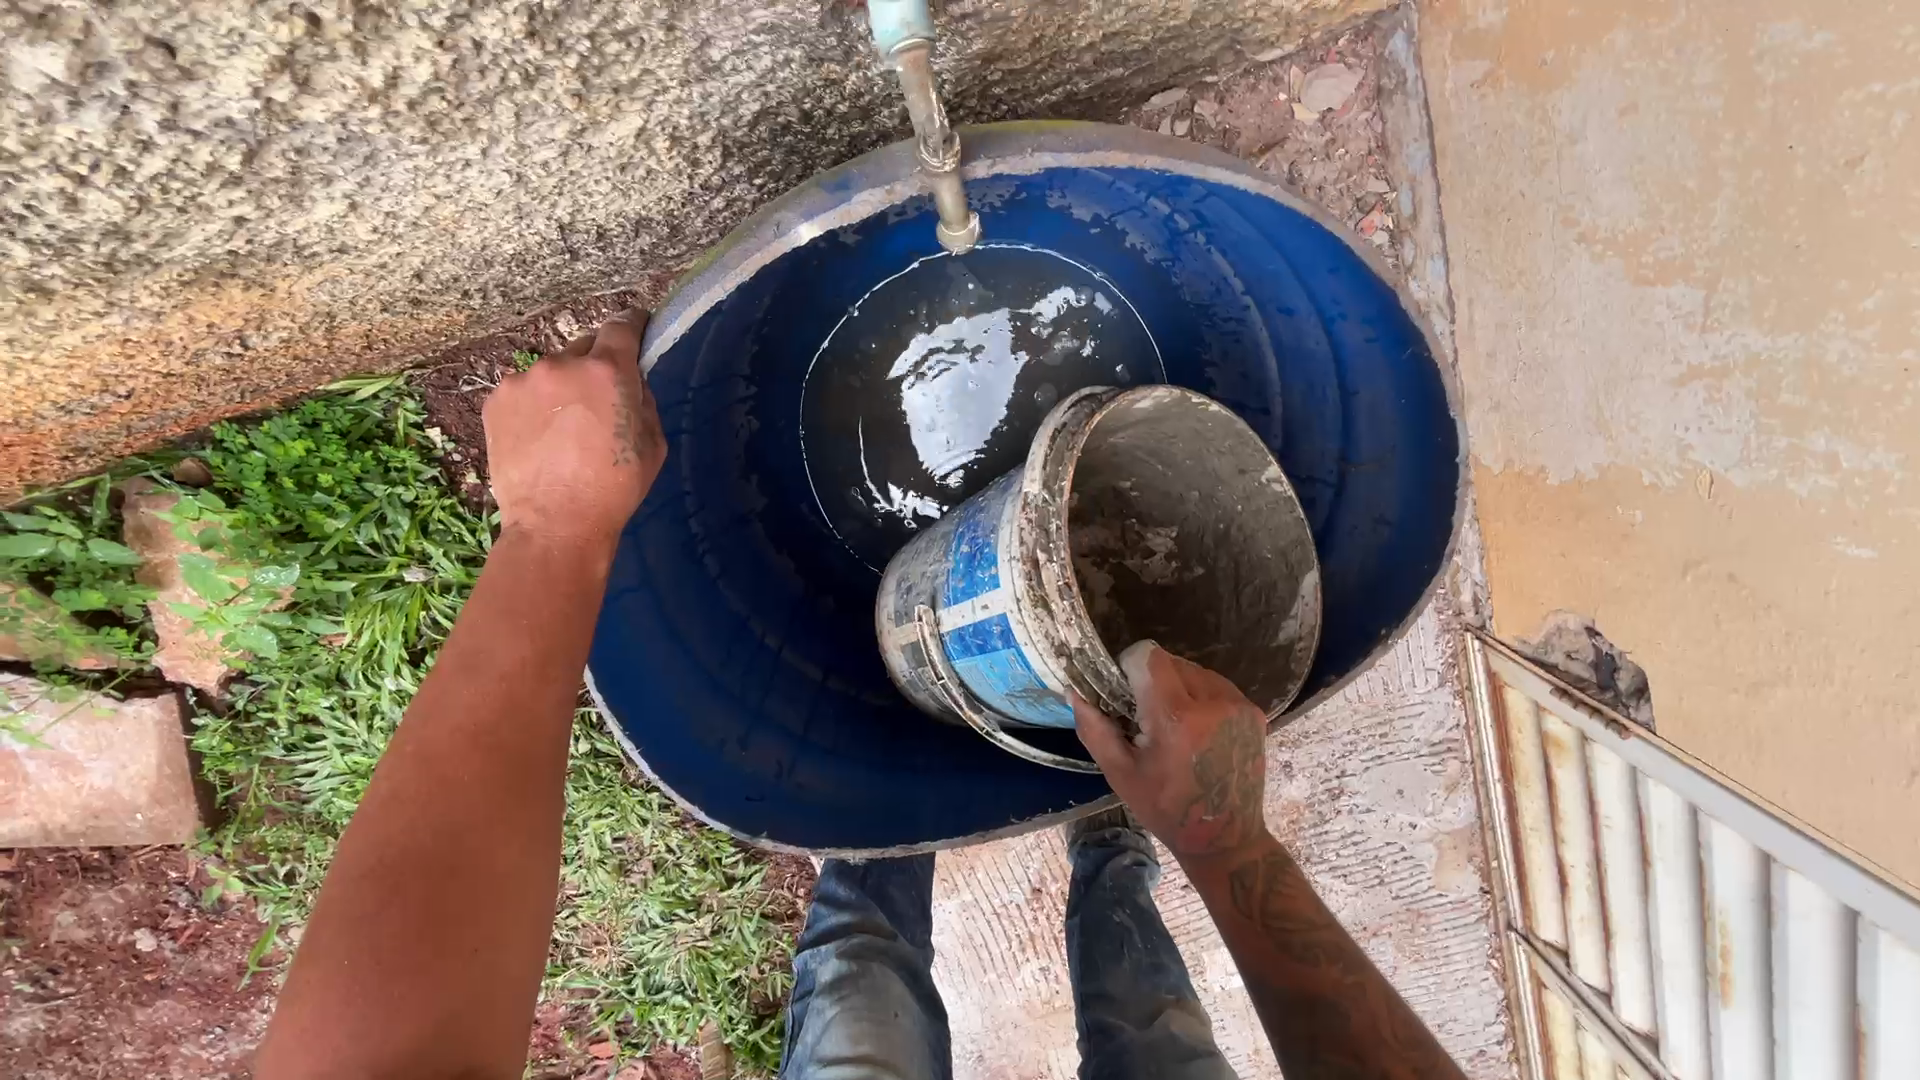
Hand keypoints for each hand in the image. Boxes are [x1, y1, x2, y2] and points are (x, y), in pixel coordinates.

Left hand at [483, 308, 664, 556]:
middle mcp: (562, 364)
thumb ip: (643, 401)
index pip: (622, 326)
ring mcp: (523, 380)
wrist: (556, 522)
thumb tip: (630, 383)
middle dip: (597, 365)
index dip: (632, 324)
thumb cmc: (616, 487)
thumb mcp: (653, 444)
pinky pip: (525, 390)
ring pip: (552, 371)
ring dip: (563, 387)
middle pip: (585, 347)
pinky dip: (536, 404)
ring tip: (566, 428)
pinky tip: (542, 437)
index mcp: (609, 372)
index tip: (637, 325)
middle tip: (602, 401)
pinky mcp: (496, 400)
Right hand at [1074, 643, 1269, 865]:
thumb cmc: (1165, 808)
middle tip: (1145, 713)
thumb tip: (1073, 693)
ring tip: (1172, 721)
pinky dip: (1201, 695)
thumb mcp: (1120, 772)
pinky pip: (1217, 685)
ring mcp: (1237, 706)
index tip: (1124, 691)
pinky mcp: (1253, 712)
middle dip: (1153, 679)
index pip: (1149, 657)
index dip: (1130, 667)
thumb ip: (1094, 728)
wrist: (1225, 838)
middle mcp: (1212, 704)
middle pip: (1171, 662)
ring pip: (1195, 670)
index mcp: (1176, 718)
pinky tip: (1196, 726)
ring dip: (1178, 685)